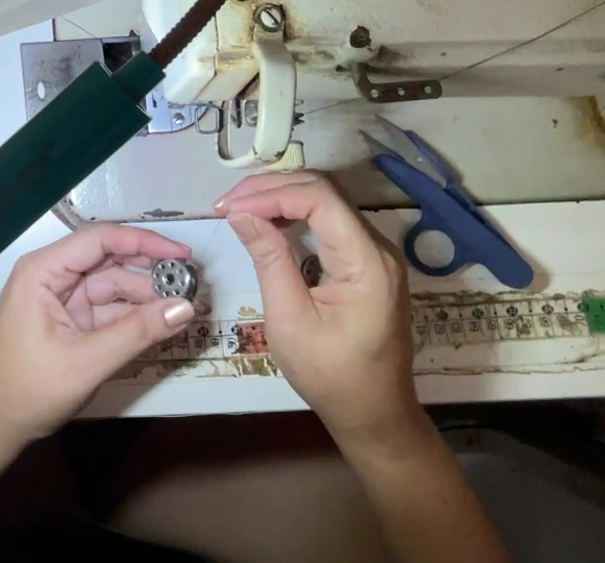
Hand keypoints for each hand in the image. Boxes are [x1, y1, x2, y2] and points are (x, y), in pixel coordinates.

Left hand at [0, 224, 197, 446]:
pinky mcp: (70, 321)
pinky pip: (108, 309)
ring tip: (186, 305)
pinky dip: (135, 316)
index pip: (100, 240)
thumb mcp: (87, 361)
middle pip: (109, 259)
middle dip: (150, 270)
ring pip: (112, 285)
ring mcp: (61, 298)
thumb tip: (186, 307)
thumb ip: (137, 332)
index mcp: (43, 270)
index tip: (184, 253)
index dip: (144, 243)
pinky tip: (163, 322)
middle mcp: (52, 275)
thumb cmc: (29, 389)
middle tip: (192, 282)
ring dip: (147, 296)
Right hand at [216, 172, 420, 445]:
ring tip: (238, 208)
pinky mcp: (366, 260)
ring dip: (280, 196)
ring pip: (325, 199)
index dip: (271, 194)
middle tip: (226, 204)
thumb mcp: (290, 320)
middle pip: (323, 190)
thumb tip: (240, 213)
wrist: (375, 415)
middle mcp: (378, 247)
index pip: (319, 199)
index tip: (229, 208)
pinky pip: (329, 219)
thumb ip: (268, 260)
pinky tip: (266, 220)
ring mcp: (375, 252)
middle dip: (271, 188)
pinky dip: (294, 212)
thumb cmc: (331, 376)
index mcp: (366, 263)